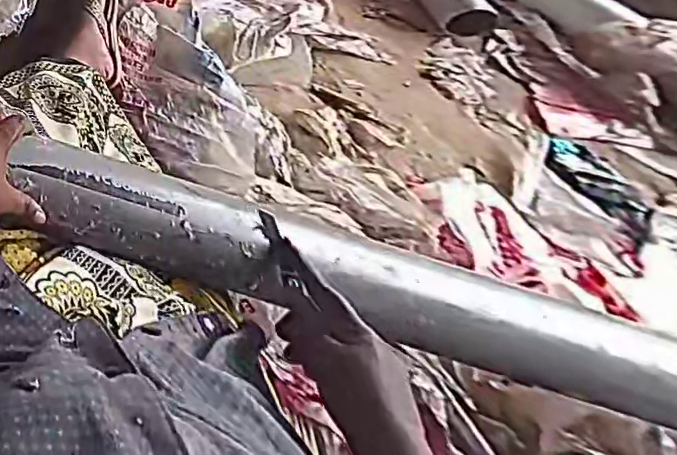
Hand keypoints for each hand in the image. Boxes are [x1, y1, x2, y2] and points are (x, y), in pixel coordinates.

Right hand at [275, 261, 424, 454]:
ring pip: (335, 341)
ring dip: (311, 345)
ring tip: (297, 359)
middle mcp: (375, 344)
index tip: (287, 243)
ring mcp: (383, 367)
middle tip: (284, 334)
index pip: (324, 291)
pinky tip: (317, 375)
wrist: (392, 449)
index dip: (302, 268)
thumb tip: (292, 297)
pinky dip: (325, 362)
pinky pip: (345, 361)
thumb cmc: (357, 400)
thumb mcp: (321, 355)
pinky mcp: (383, 389)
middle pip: (328, 318)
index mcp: (361, 332)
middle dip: (302, 321)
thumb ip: (305, 323)